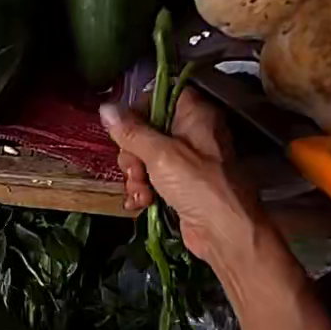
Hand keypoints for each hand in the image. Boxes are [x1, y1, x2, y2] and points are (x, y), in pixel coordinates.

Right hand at [100, 89, 271, 267]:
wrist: (223, 231)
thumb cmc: (198, 187)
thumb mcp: (160, 155)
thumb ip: (131, 132)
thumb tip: (107, 108)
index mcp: (194, 115)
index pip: (158, 98)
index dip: (137, 113)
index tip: (125, 133)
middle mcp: (190, 134)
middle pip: (145, 132)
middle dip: (132, 156)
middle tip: (137, 171)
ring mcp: (185, 163)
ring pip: (144, 160)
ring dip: (135, 178)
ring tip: (142, 194)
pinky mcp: (179, 187)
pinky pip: (151, 182)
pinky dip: (143, 192)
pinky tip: (142, 204)